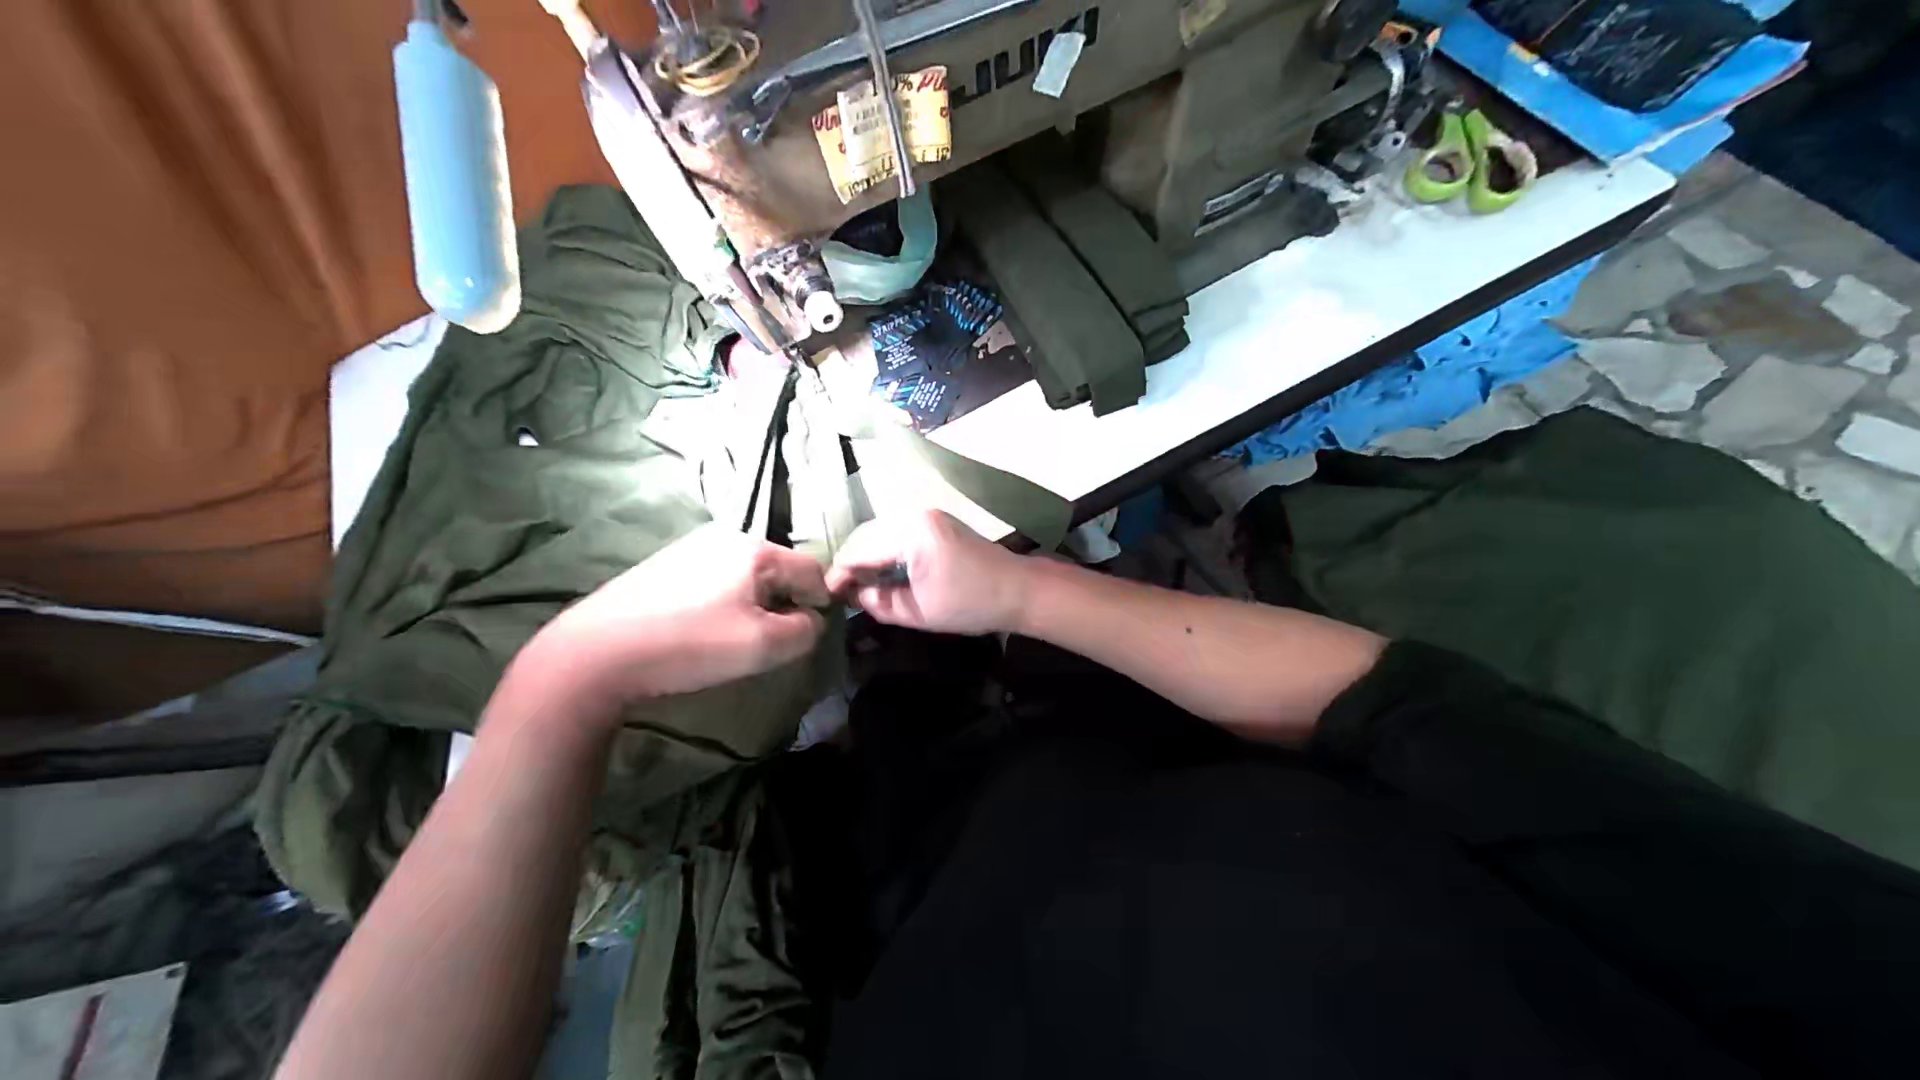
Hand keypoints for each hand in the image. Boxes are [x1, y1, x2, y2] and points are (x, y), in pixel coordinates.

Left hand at [529, 525, 829, 711]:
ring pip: (746, 574)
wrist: (596, 653)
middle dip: (783, 602)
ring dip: (754, 602)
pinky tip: (701, 627)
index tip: (805, 636)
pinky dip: (724, 600)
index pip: (812, 570)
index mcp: (754, 549)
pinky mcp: (665, 563)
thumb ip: (804, 631)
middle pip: (778, 569)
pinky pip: (716, 577)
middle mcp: (726, 536)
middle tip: (768, 640)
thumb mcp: (762, 646)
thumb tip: (809, 620)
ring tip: (733, 636)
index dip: (819, 603)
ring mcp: (691, 546)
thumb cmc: (689, 646)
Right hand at [827, 510, 1031, 634]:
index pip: (860, 550)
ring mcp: (926, 515)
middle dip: (850, 562)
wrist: (1018, 589)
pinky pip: (896, 531)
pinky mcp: (935, 521)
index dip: (840, 573)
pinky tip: (881, 571)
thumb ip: (880, 603)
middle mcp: (915, 516)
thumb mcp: (920, 612)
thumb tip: (854, 596)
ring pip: (879, 532)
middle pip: (865, 535)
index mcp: (911, 534)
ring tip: (858, 584)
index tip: (827, 595)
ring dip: (865, 555)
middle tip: (840, 592)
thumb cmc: (971, 604)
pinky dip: (883, 550)